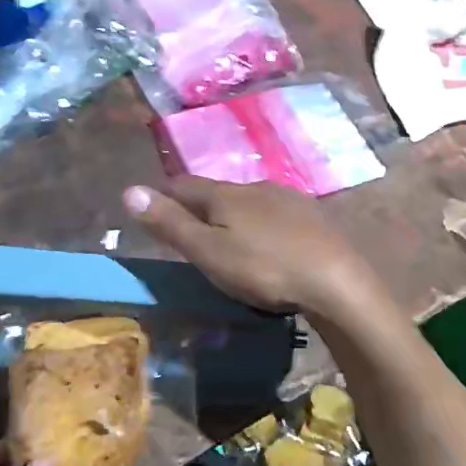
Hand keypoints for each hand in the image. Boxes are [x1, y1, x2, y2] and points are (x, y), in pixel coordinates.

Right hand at [123, 176, 387, 320]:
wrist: (335, 281)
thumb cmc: (264, 268)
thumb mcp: (208, 252)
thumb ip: (170, 223)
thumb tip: (129, 190)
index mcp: (226, 194)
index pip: (184, 185)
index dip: (165, 195)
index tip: (154, 210)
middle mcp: (258, 186)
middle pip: (218, 192)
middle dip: (200, 207)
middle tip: (189, 231)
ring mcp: (290, 199)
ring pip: (250, 203)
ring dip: (234, 216)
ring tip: (229, 240)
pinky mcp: (314, 218)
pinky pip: (277, 216)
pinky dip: (263, 227)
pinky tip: (270, 246)